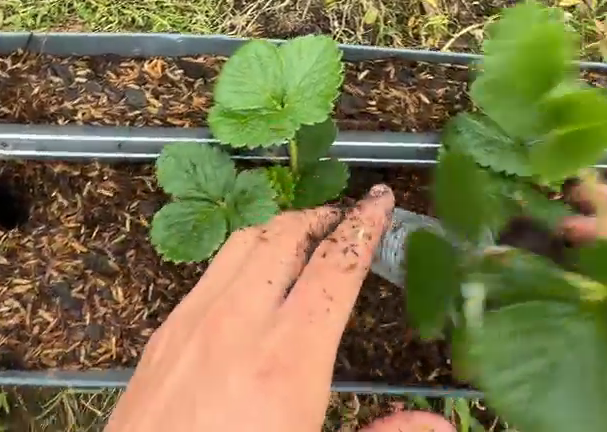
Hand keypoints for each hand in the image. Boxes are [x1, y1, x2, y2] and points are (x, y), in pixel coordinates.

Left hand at [108, 185, 452, 431]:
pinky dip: (242, 254)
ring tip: (306, 235)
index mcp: (286, 361)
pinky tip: (253, 278)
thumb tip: (440, 428)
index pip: (334, 270)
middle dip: (320, 218)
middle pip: (284, 239)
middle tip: (348, 217)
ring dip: (280, 229)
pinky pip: (211, 271)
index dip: (363, 229)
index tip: (382, 199)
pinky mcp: (165, 331)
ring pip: (243, 244)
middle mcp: (238, 323)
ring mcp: (194, 320)